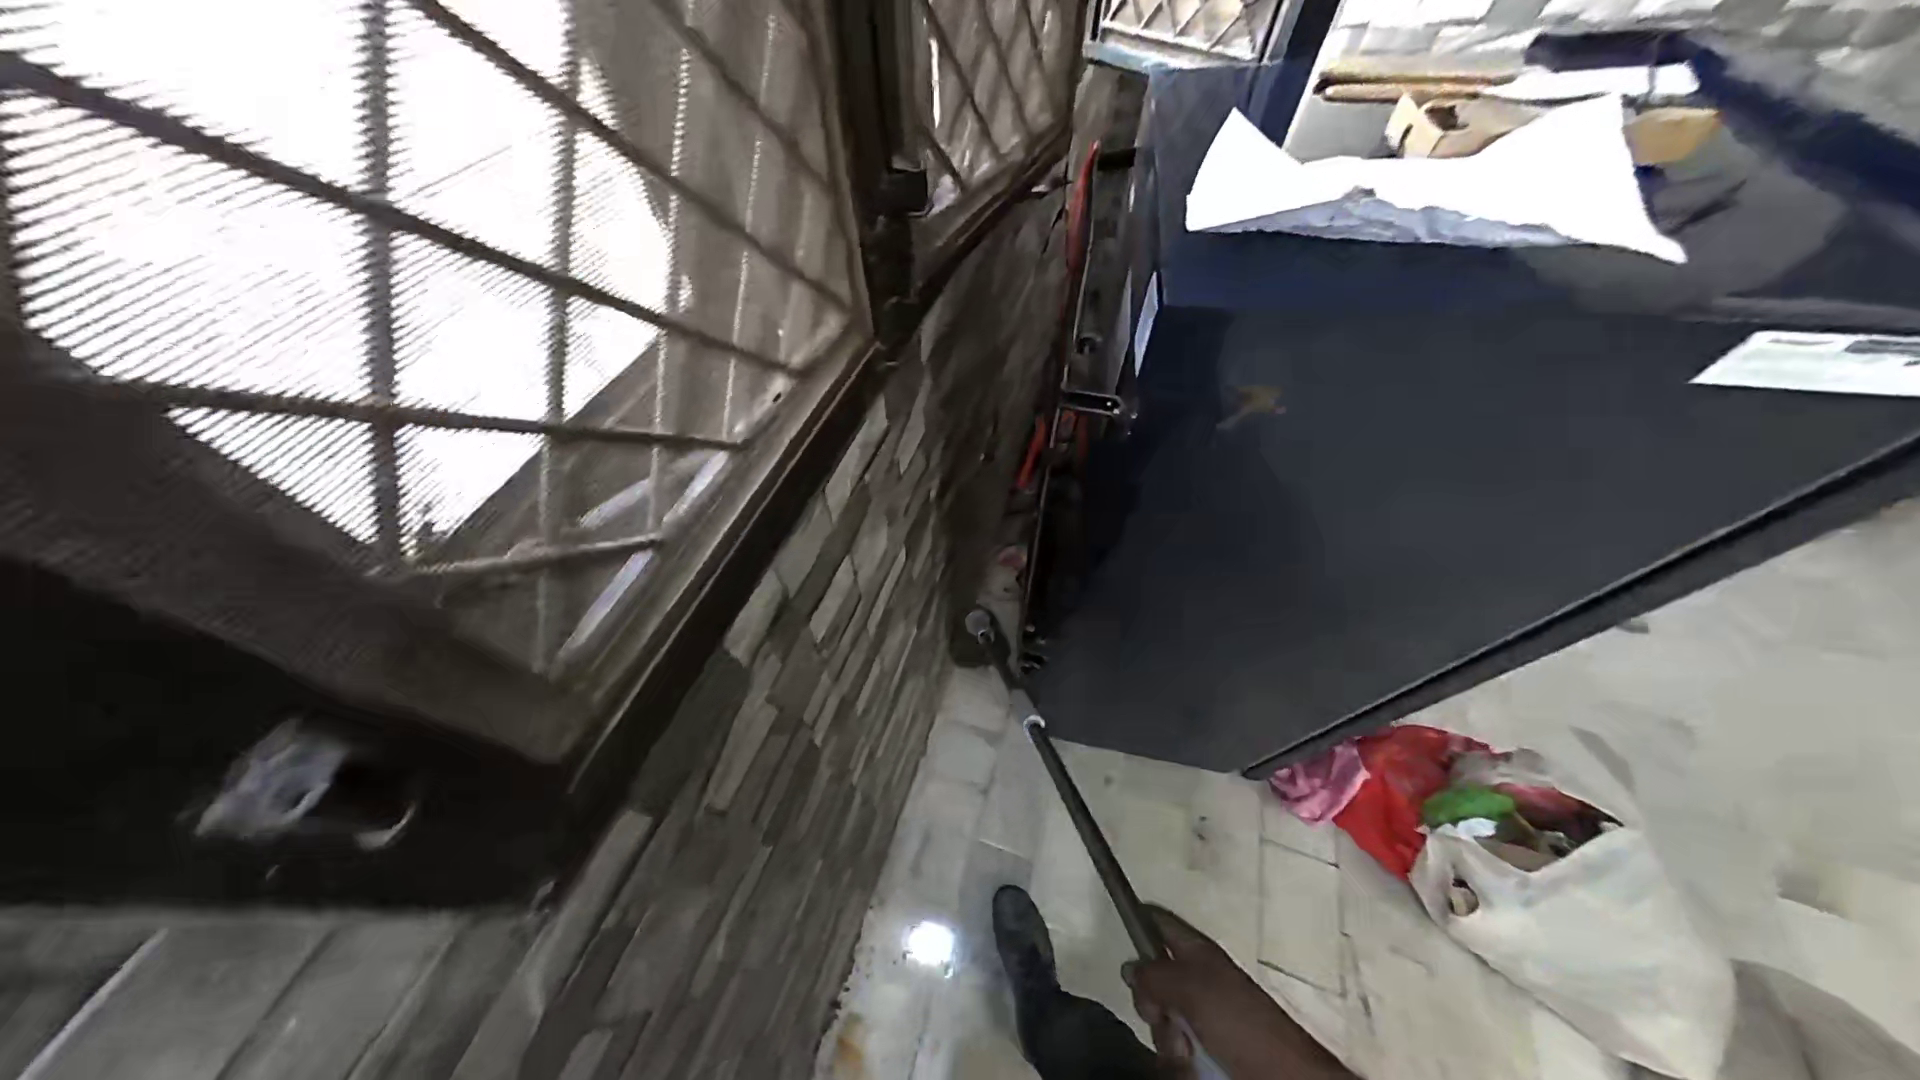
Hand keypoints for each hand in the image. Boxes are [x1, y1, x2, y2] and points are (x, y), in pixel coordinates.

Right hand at [1123, 907, 1354, 1079]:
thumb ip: (1154, 974)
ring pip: (1161, 1022)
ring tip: (1188, 1055)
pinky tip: (1191, 1070)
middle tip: (1164, 1017)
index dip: (1137, 922)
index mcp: (1196, 953)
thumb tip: (1129, 968)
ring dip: (1167, 1041)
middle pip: (1151, 980)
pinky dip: (1177, 1065)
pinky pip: (1174, 1054)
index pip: (1158, 923)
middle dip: (1151, 1003)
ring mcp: (1202, 1021)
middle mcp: (1196, 982)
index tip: (1119, 942)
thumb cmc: (1241, 1024)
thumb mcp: (1192, 988)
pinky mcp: (1207, 1056)